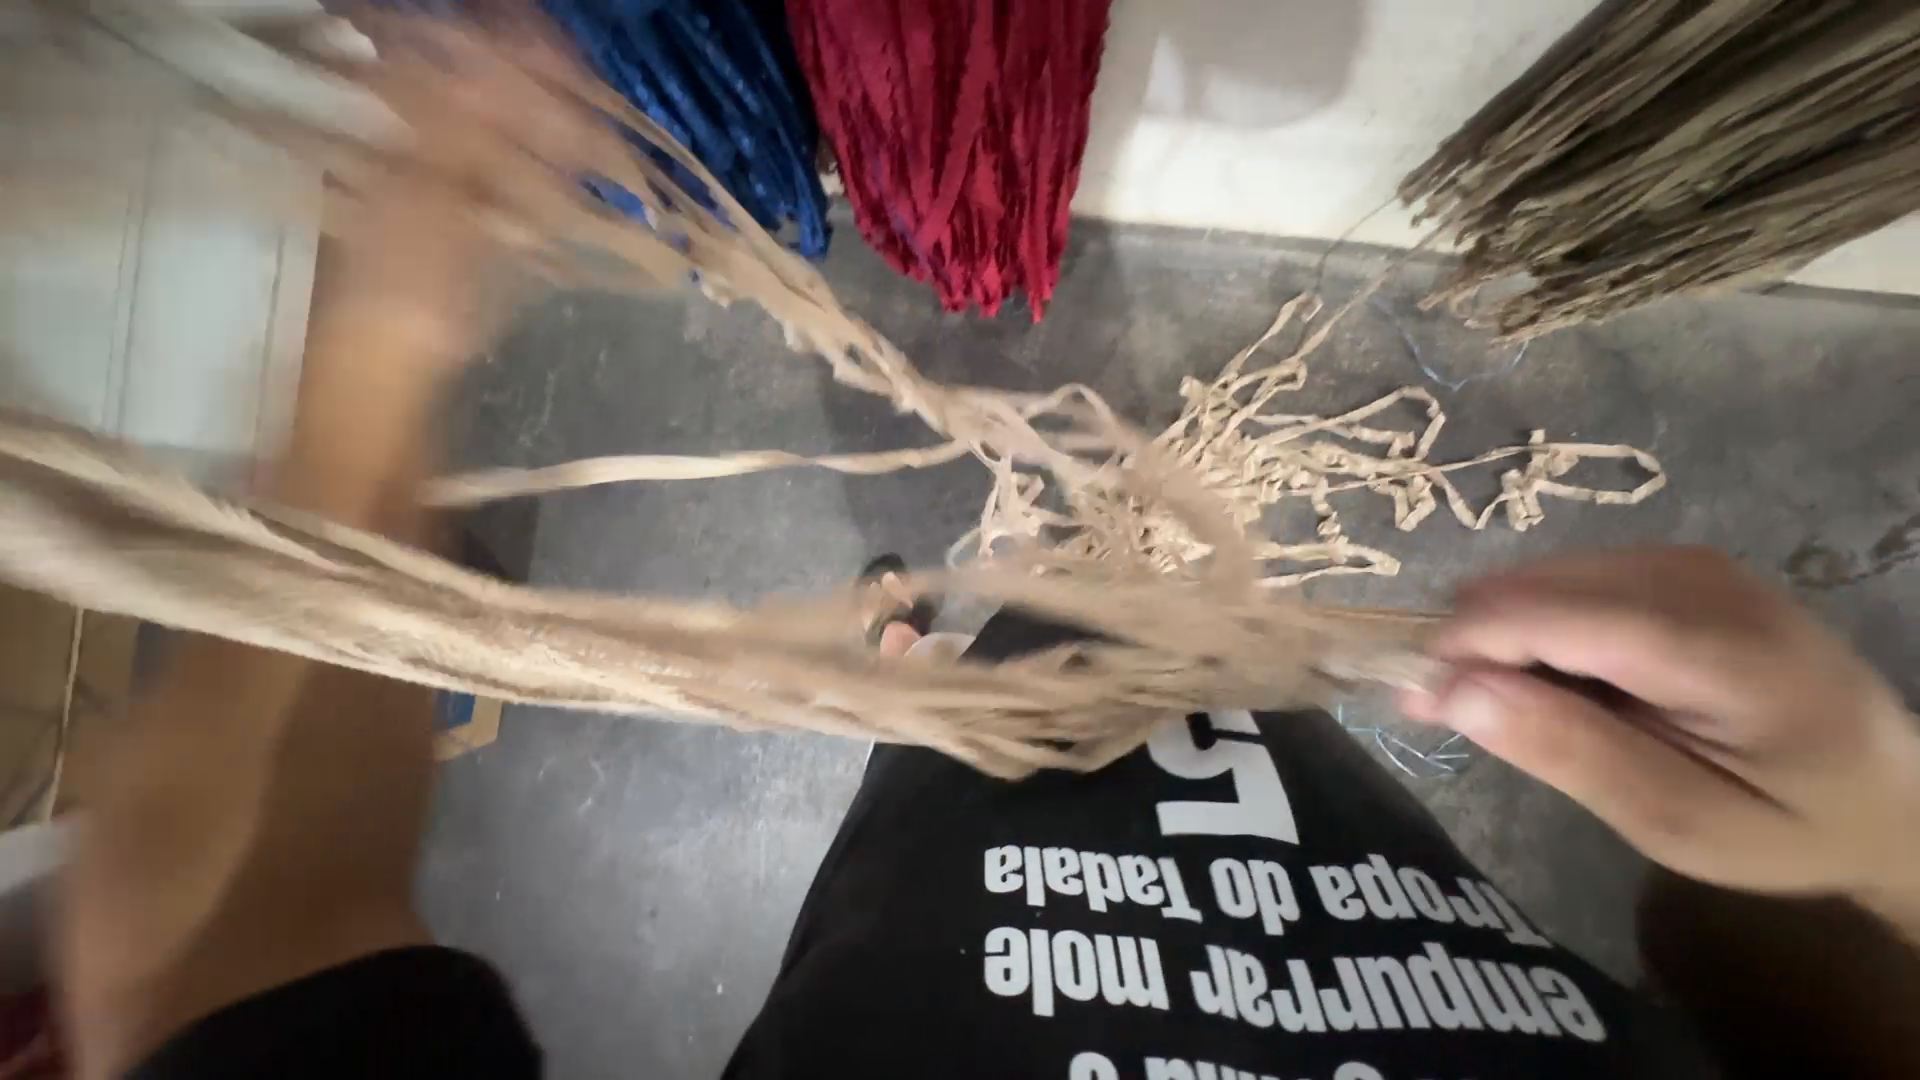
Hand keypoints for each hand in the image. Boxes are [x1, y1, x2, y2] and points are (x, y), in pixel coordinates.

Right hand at [1401, 547, 1919, 916]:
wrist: (1881, 790)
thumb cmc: (1782, 823)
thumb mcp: (1679, 823)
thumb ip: (1570, 754)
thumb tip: (1452, 691)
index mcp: (1737, 658)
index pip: (1570, 618)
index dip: (1475, 642)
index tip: (1417, 692)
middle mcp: (1709, 585)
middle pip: (1540, 591)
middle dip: (1475, 644)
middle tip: (1448, 709)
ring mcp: (1688, 563)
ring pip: (1535, 578)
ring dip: (1496, 634)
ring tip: (1507, 699)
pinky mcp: (1668, 561)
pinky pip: (1555, 577)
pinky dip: (1525, 622)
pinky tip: (1550, 668)